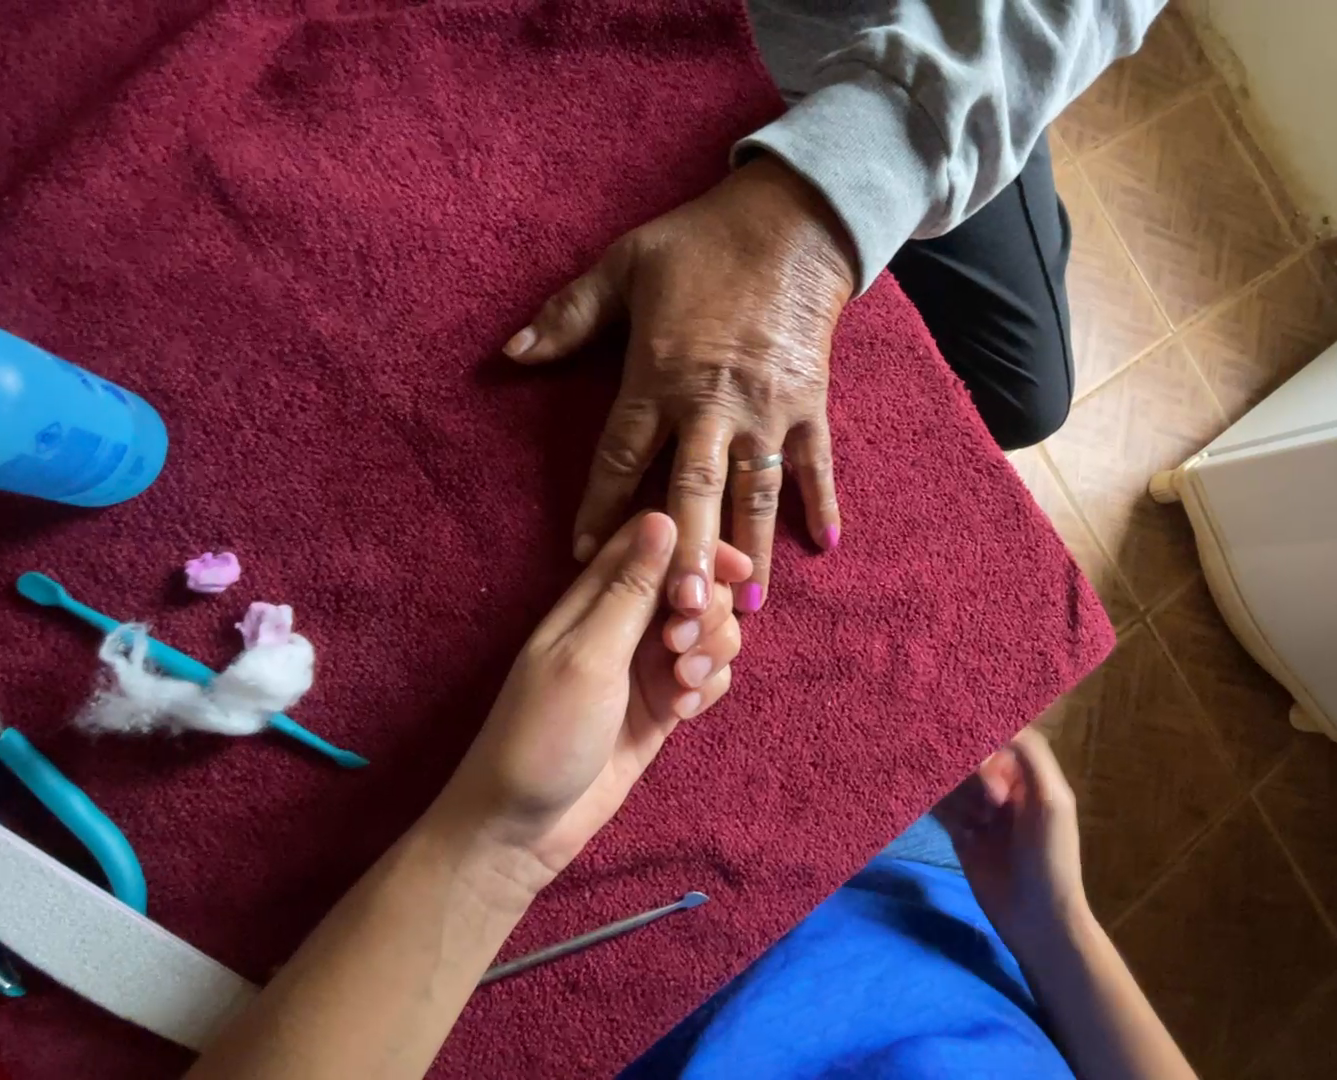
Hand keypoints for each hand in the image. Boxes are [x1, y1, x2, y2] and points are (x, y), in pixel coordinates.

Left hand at [442, 512, 749, 887]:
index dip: (701, 547)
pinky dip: (707, 688)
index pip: (658, 540)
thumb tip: (664, 516)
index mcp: (598, 596)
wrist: (524, 826)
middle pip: (695, 584)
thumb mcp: (589, 656)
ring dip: (711, 651)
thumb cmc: (544, 732)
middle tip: (680, 645)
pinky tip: (680, 715)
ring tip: (682, 688)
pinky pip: (708, 675)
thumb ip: (632, 589)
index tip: (736, 572)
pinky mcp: (665, 703)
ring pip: (710, 630)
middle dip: (708, 610)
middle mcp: (627, 621)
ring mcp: (648, 664)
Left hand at [505, 155, 854, 616]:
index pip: (621, 455)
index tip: (582, 557)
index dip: (599, 507)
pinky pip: (816, 463)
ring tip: (749, 608)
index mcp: (660, 375)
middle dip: (686, 553)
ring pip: (756, 494)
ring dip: (751, 551)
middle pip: (694, 490)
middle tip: (681, 611)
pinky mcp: (811, 405)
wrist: (790, 223)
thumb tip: (510, 353)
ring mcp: (769, 409)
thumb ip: (568, 315)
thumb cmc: (700, 246)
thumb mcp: (624, 265)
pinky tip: (826, 545)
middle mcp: (714, 404)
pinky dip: (822, 502)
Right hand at [934, 727, 1090, 947]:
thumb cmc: (1051, 856)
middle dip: (970, 777)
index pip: (995, 735)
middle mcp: (1000, 783)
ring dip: (957, 799)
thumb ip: (1029, 752)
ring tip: (977, 829)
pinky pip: (936, 804)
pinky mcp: (957, 829)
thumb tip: (998, 717)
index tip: (972, 749)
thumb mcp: (1051, 799)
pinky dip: (937, 807)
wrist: (1035, 919)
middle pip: (966, 756)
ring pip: (948, 778)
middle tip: (988, 810)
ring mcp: (976, 806)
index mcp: (1026, 771)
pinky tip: (956, 827)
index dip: (981, 739)